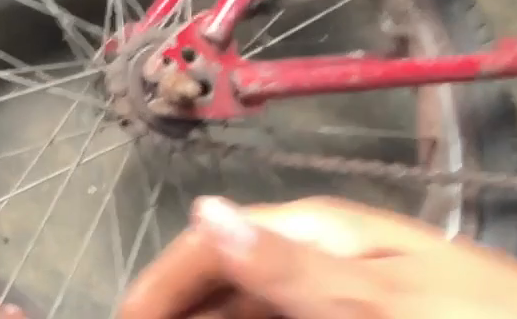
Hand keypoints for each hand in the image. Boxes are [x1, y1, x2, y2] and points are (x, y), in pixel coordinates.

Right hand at [117, 196, 516, 318]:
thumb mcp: (391, 298)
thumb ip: (292, 264)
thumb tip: (203, 209)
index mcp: (314, 229)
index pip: (211, 243)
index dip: (162, 282)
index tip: (125, 317)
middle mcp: (320, 254)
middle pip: (228, 280)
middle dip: (183, 308)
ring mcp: (346, 291)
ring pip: (256, 307)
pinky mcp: (370, 315)